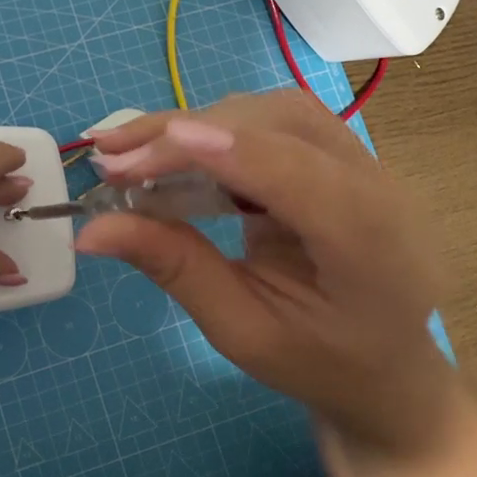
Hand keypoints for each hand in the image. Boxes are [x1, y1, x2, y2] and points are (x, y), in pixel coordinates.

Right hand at [75, 90, 455, 455]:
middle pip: (279, 127)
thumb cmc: (317, 360)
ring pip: (272, 111)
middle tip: (111, 161)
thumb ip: (175, 268)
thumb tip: (90, 230)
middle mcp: (379, 189)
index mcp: (372, 248)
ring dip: (196, 122)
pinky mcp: (336, 153)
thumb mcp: (240, 330)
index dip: (225, 153)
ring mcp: (364, 163)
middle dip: (187, 134)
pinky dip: (214, 126)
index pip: (301, 178)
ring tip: (131, 150)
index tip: (142, 151)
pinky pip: (272, 119)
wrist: (385, 365)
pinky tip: (174, 150)